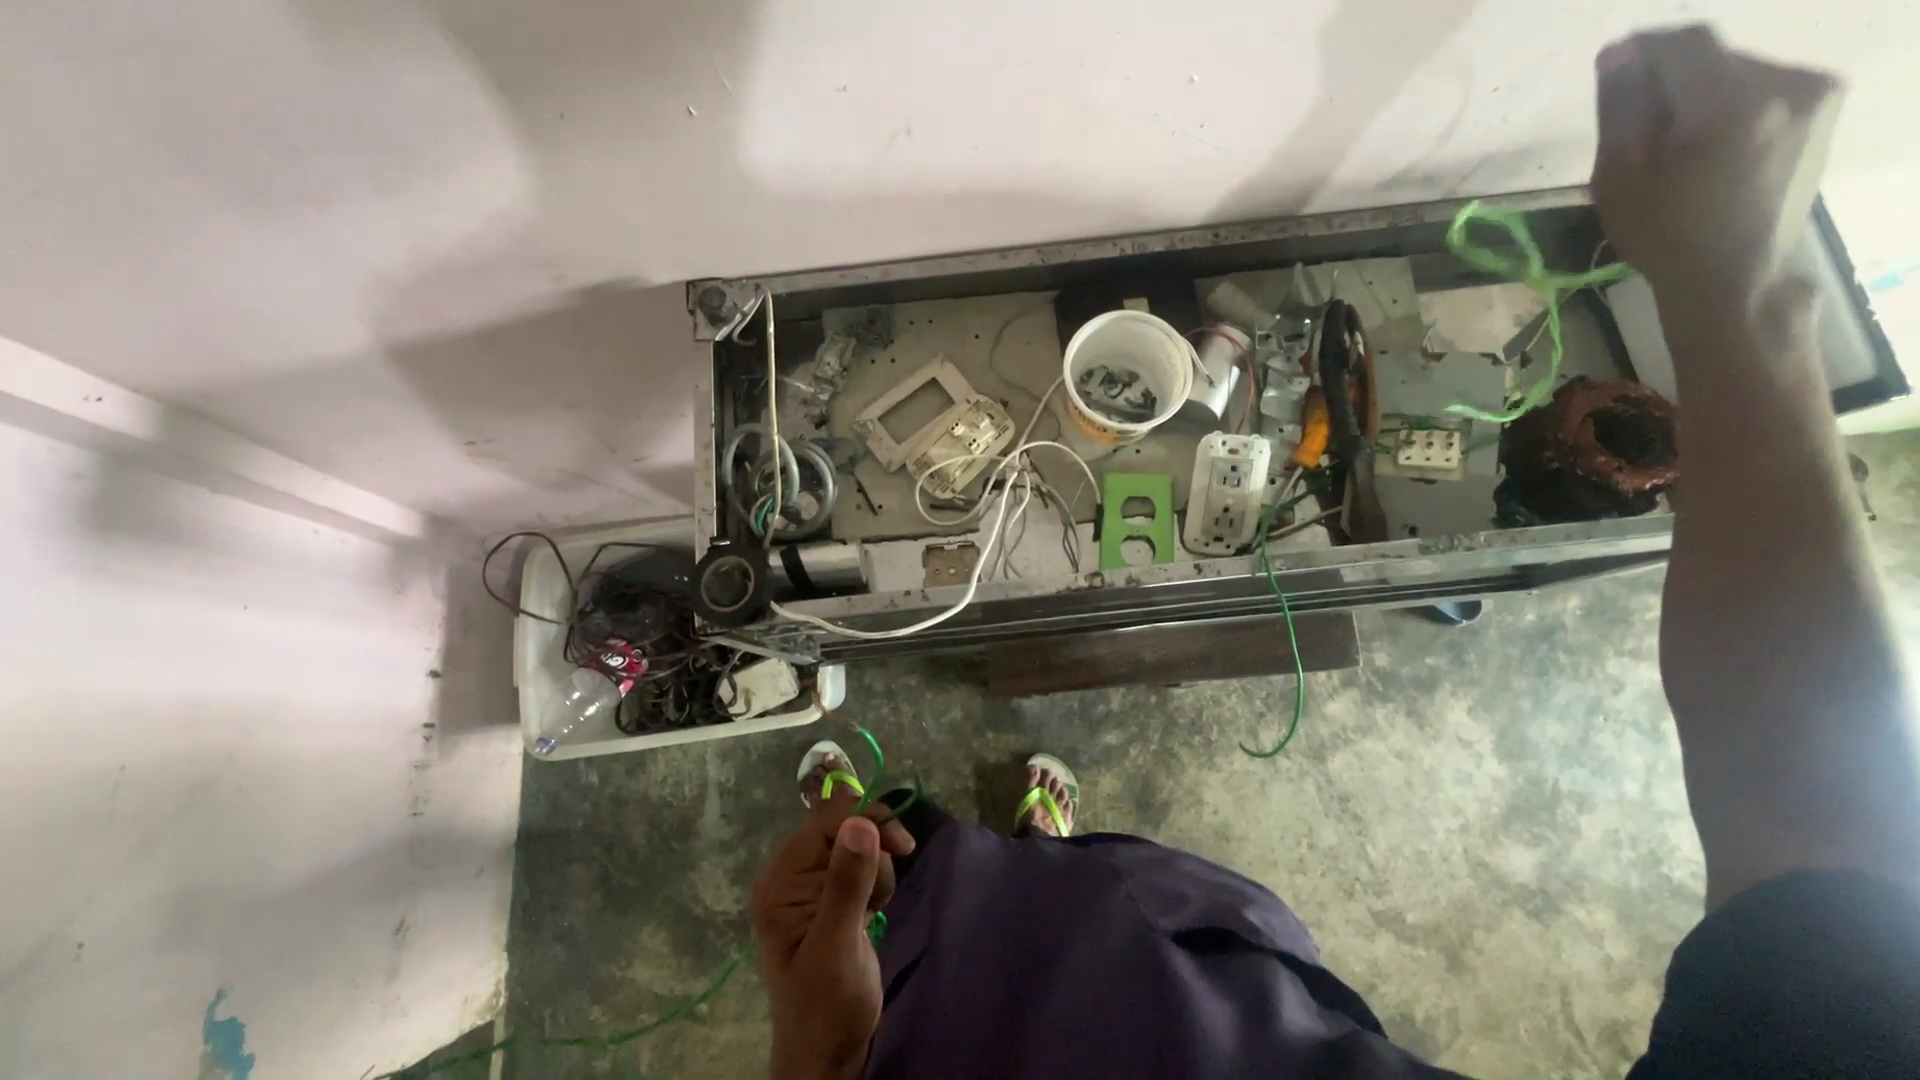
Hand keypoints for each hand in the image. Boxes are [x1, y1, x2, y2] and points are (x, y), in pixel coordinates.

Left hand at [751, 791, 914, 1079]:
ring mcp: (811, 888)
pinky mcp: (832, 899)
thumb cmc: (827, 1007)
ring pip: (857, 844)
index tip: (902, 845)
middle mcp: (791, 876)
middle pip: (842, 827)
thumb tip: (859, 822)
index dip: (865, 820)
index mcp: (780, 880)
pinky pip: (861, 866)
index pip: (825, 821)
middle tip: (883, 893)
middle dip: (874, 851)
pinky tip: (874, 911)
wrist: (828, 1056)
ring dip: (877, 870)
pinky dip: (876, 882)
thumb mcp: (837, 945)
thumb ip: (846, 883)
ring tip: (875, 911)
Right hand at [1590, 25, 1840, 312]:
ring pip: (1738, 70)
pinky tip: (1707, 144)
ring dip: (1699, 92)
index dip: (1645, 46)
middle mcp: (1787, 84)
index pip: (1687, 44)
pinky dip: (1728, 102)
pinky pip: (1763, 85)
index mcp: (1730, 105)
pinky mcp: (1824, 106)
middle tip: (1634, 120)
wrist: (1739, 275)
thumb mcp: (1620, 179)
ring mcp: (1815, 93)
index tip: (1613, 62)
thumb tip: (1618, 54)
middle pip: (1713, 57)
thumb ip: (1621, 109)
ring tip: (1672, 140)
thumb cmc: (1665, 236)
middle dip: (1670, 77)